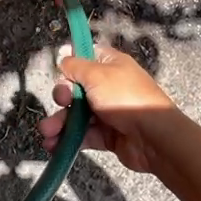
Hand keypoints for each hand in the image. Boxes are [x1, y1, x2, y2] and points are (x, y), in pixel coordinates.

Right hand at [40, 45, 191, 175]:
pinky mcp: (106, 135)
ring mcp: (107, 112)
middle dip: (62, 96)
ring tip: (47, 133)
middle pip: (75, 88)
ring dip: (59, 122)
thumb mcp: (96, 74)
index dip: (70, 62)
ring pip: (76, 114)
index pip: (86, 57)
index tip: (58, 68)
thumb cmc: (125, 98)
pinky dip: (67, 139)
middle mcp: (108, 86)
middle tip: (61, 101)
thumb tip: (62, 55)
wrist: (153, 138)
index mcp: (110, 66)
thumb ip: (74, 66)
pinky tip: (53, 145)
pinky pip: (82, 134)